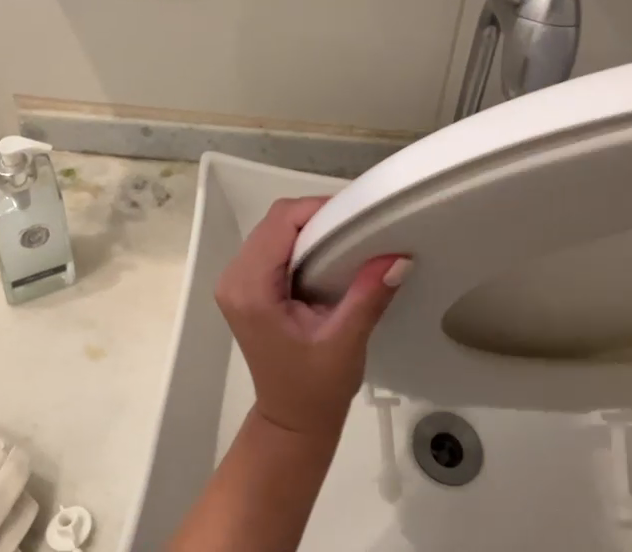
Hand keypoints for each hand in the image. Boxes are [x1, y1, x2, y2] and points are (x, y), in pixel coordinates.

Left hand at [215, 197, 410, 439]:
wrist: (292, 422)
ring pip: (273, 230)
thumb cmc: (316, 388)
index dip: (318, 210)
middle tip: (356, 228)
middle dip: (316, 217)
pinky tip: (328, 255)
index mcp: (251, 289)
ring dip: (309, 228)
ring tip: (346, 240)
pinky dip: (300, 242)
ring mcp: (236, 282)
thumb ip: (368, 295)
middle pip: (275, 222)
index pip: (281, 222)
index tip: (356, 217)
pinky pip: (271, 245)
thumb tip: (397, 257)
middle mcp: (234, 279)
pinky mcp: (246, 287)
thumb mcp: (346, 341)